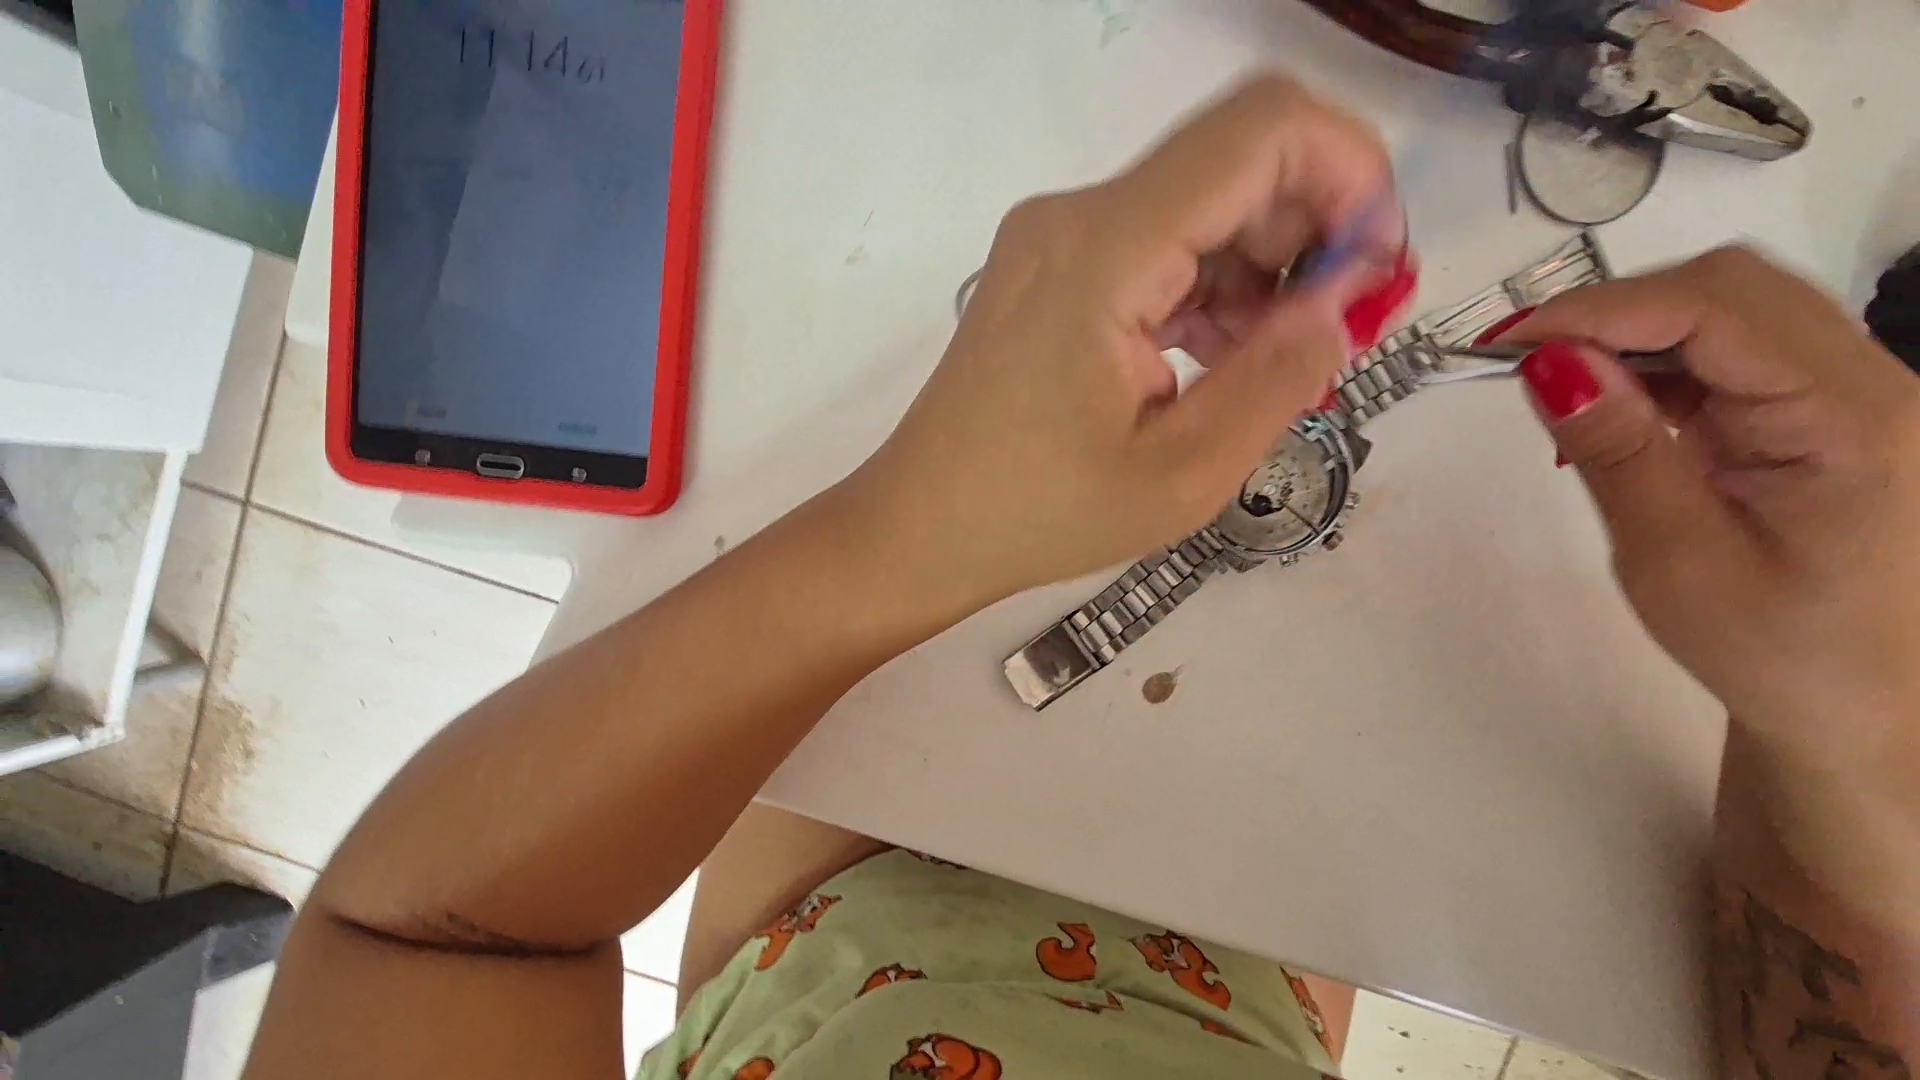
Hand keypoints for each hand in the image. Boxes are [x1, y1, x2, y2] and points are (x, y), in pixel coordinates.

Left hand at [847, 75, 1407, 607]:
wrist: (920, 526)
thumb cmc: (1039, 516)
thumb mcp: (1181, 474)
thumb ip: (1278, 376)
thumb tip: (1341, 303)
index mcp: (1104, 251)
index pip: (1261, 130)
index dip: (1351, 173)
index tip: (1377, 269)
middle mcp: (1074, 218)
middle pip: (1232, 161)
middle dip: (1310, 230)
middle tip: (1335, 332)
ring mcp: (1054, 242)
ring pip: (1196, 206)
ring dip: (1260, 267)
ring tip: (1272, 364)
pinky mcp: (1048, 273)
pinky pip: (1153, 247)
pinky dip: (1207, 287)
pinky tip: (1219, 358)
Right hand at [1491, 247, 1919, 772]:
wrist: (1864, 704)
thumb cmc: (1774, 648)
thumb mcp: (1674, 557)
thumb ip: (1615, 450)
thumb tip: (1547, 363)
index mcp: (1850, 419)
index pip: (1715, 309)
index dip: (1598, 309)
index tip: (1502, 345)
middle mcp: (1869, 382)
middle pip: (1730, 287)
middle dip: (1613, 310)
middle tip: (1524, 365)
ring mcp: (1849, 391)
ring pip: (1729, 310)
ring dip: (1631, 333)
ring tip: (1561, 389)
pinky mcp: (1818, 410)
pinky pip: (1729, 352)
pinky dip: (1653, 362)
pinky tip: (1616, 409)